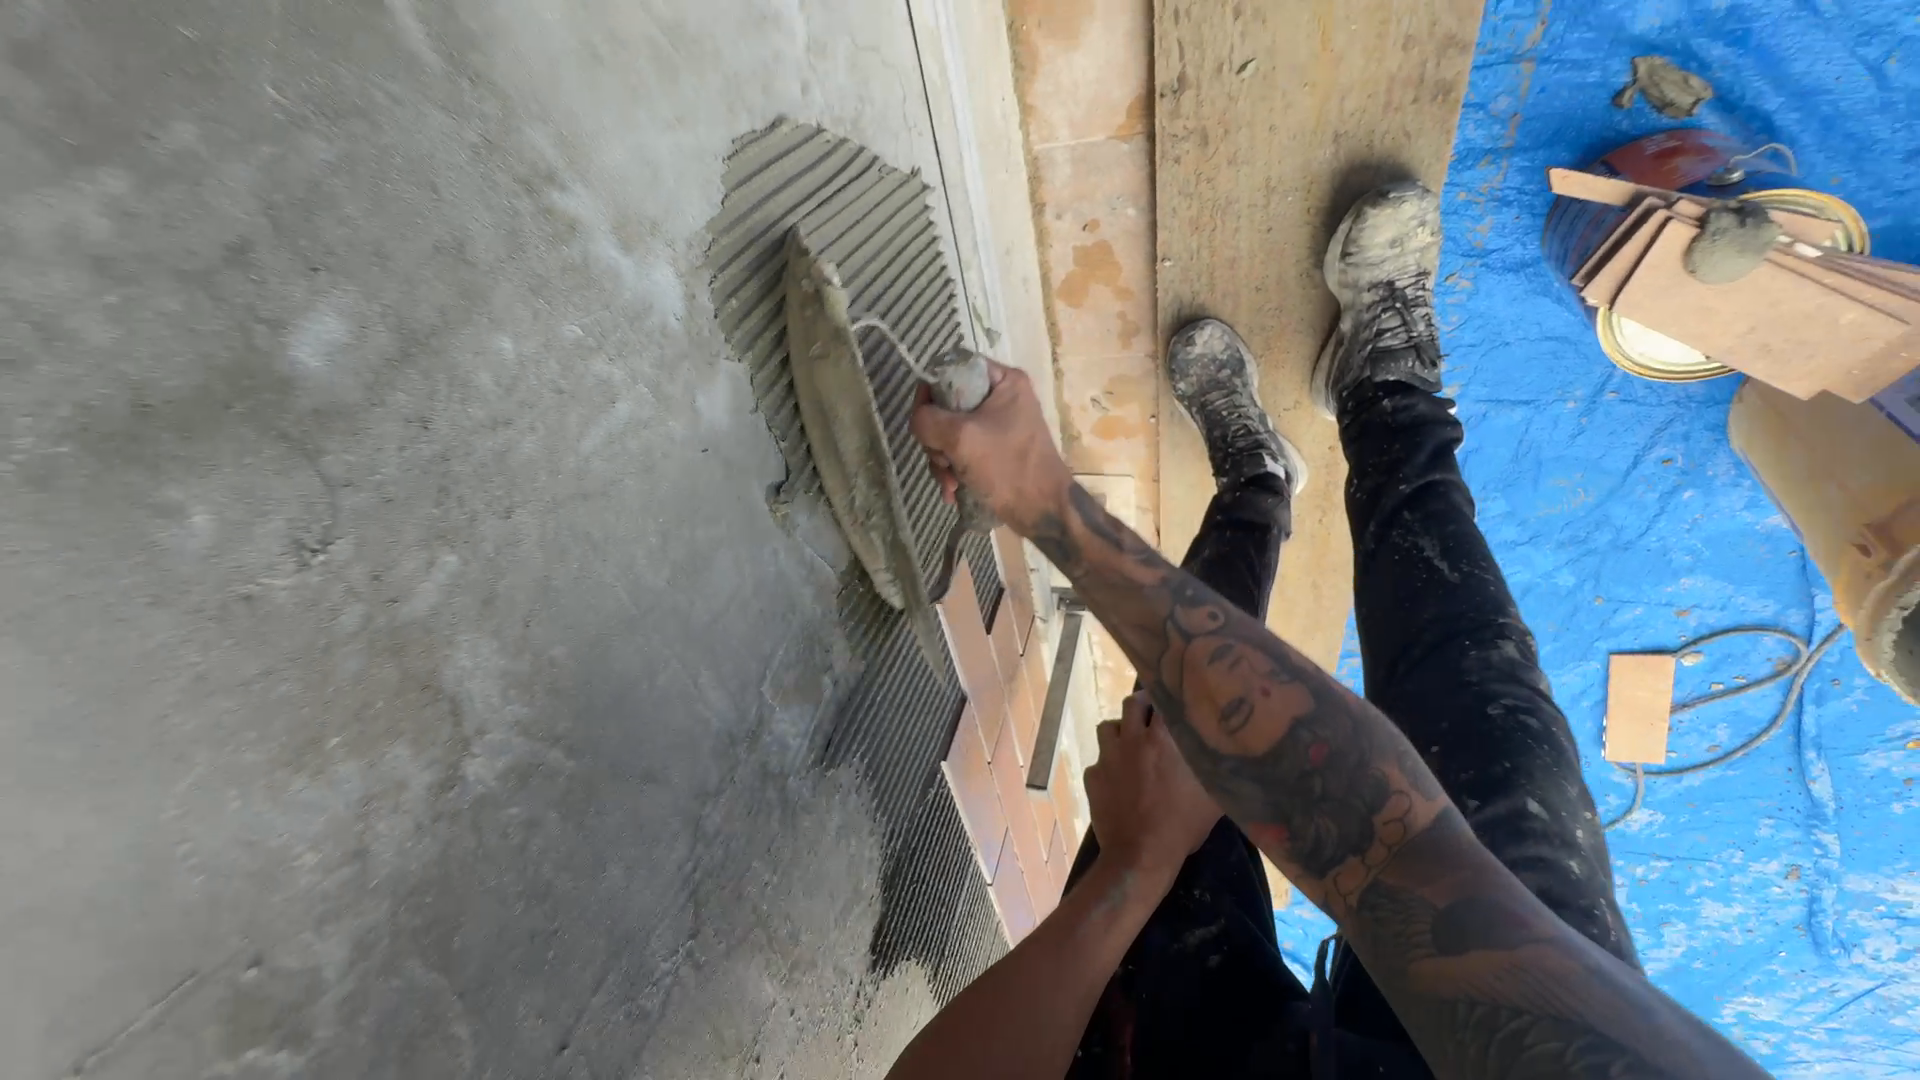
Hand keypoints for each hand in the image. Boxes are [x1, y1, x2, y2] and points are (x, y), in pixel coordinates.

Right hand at [909, 359, 1071, 535]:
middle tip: (943, 460)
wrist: (1042, 511)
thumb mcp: (961, 438)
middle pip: (947, 405)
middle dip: (937, 439)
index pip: (953, 369)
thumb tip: (918, 419)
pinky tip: (953, 491)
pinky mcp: (994, 451)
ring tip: (950, 483)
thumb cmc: (1008, 467)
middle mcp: (1002, 398)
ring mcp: (998, 426)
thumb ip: (928, 420)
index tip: (924, 421)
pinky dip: (953, 470)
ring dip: (942, 460)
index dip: (931, 393)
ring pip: (950, 433)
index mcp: (1003, 381)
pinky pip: (961, 452)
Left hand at [1084, 692, 1222, 885]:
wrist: (1140, 855)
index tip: (1174, 701)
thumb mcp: (1212, 799)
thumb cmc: (1182, 826)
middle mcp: (1131, 740)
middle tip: (1151, 715)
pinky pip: (1098, 760)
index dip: (1168, 699)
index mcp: (1162, 740)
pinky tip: (1118, 780)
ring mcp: (1107, 757)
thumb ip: (1216, 772)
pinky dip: (1107, 765)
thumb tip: (1234, 757)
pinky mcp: (1092, 776)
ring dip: (1120, 731)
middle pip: (1132, 703)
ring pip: (1108, 726)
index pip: (1163, 701)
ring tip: (1130, 744)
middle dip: (1142, 705)